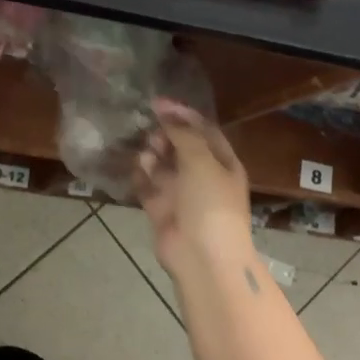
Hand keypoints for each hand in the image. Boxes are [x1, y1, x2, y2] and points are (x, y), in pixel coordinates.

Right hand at [133, 99, 254, 281]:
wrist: (202, 257)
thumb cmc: (210, 204)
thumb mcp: (202, 161)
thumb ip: (184, 135)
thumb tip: (167, 114)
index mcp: (223, 162)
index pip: (203, 130)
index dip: (182, 115)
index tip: (157, 103)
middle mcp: (203, 176)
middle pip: (180, 146)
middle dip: (165, 136)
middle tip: (151, 133)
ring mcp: (181, 194)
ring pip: (162, 166)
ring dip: (152, 156)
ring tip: (146, 155)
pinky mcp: (162, 210)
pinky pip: (148, 186)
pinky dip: (141, 177)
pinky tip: (136, 169)